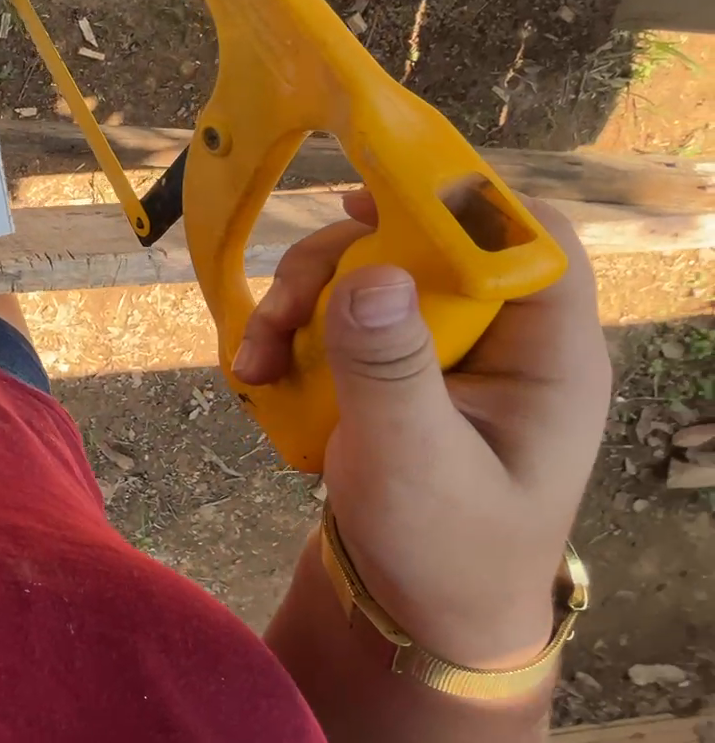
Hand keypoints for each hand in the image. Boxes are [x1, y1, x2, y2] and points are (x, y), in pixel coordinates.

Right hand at [234, 192, 609, 669]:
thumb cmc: (441, 541)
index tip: (365, 201)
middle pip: (411, 247)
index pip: (527, 240)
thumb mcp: (412, 460)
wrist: (412, 595)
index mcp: (542, 354)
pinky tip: (255, 370)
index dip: (457, 203)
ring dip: (290, 306)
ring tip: (252, 360)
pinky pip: (324, 315)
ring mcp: (430, 348)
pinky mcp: (381, 363)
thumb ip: (390, 369)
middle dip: (331, 271)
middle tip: (278, 316)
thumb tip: (371, 272)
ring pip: (354, 276)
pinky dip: (280, 332)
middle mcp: (489, 335)